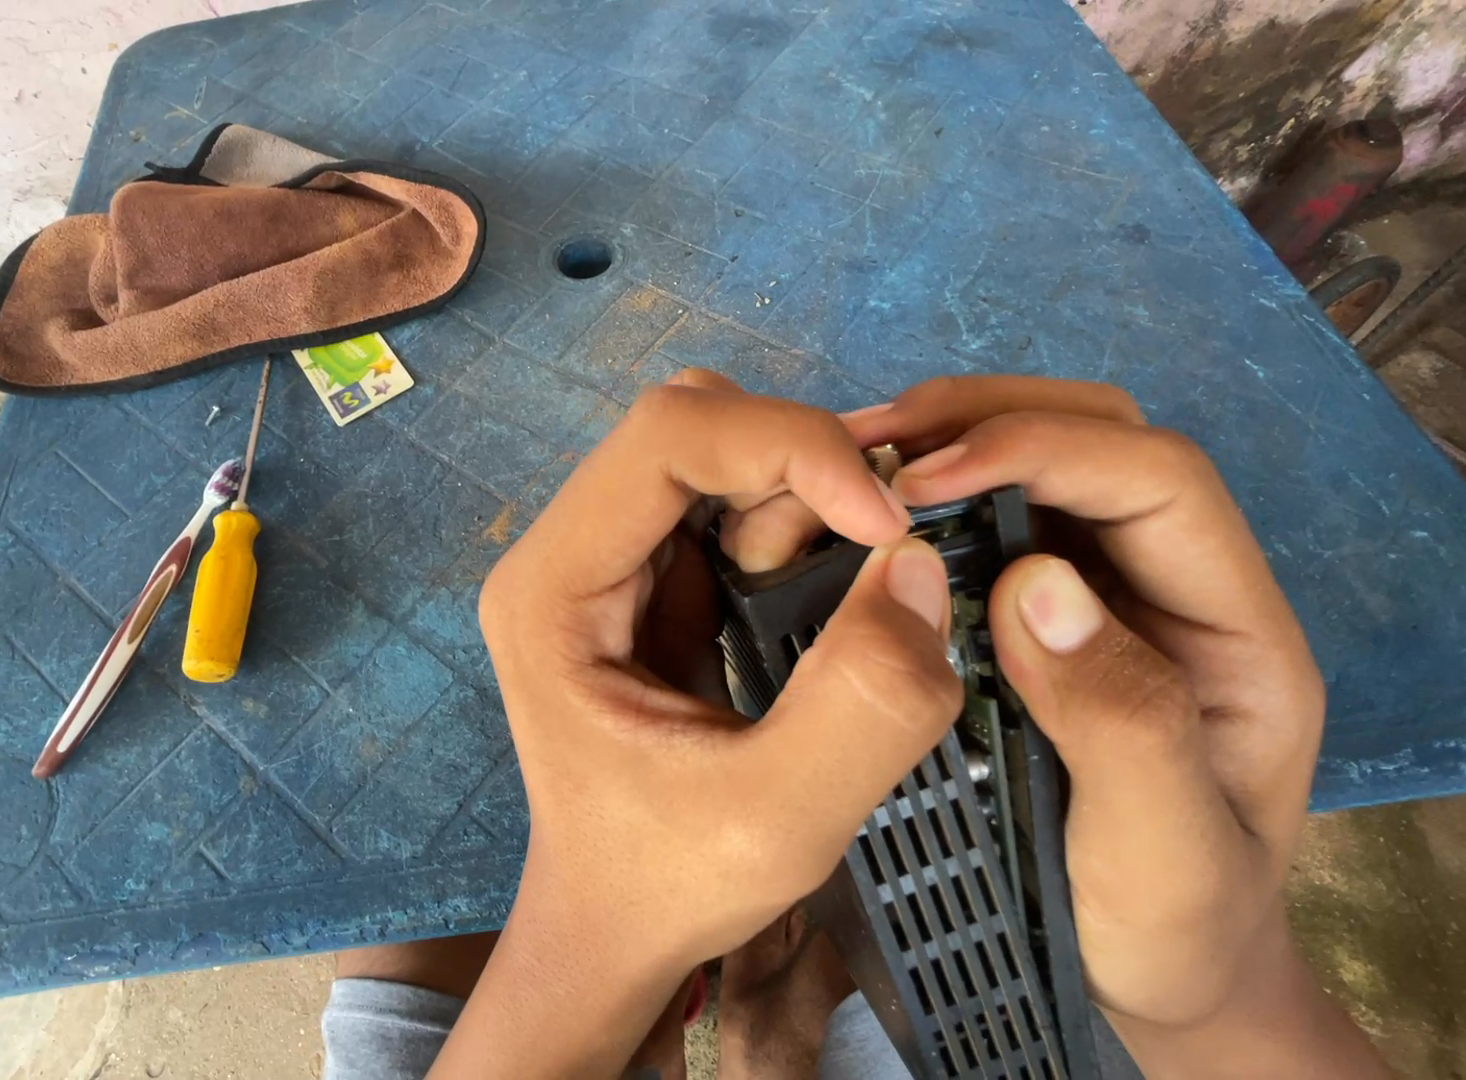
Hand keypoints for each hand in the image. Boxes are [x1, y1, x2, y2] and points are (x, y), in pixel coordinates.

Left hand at [429, 373, 964, 1076]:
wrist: (611, 922)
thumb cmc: (664, 883)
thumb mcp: (778, 822)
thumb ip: (863, 702)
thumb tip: (914, 565)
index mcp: (551, 588)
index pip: (664, 437)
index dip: (787, 445)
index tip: (882, 521)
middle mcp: (562, 550)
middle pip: (687, 428)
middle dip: (794, 471)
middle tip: (860, 553)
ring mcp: (602, 557)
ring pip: (713, 454)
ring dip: (793, 502)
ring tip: (813, 601)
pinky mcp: (644, 576)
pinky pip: (724, 502)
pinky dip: (786, 525)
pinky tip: (796, 597)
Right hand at [862, 376, 1384, 1075]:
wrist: (1148, 966)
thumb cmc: (1168, 920)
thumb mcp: (1162, 850)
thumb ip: (1122, 720)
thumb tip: (1031, 582)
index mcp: (1227, 623)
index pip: (1152, 477)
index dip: (1035, 452)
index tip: (918, 483)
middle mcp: (1164, 581)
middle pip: (1097, 434)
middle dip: (982, 415)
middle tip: (867, 441)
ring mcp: (1092, 588)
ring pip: (1035, 457)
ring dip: (944, 437)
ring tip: (848, 458)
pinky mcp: (1026, 608)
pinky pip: (980, 516)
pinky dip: (922, 492)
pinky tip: (864, 508)